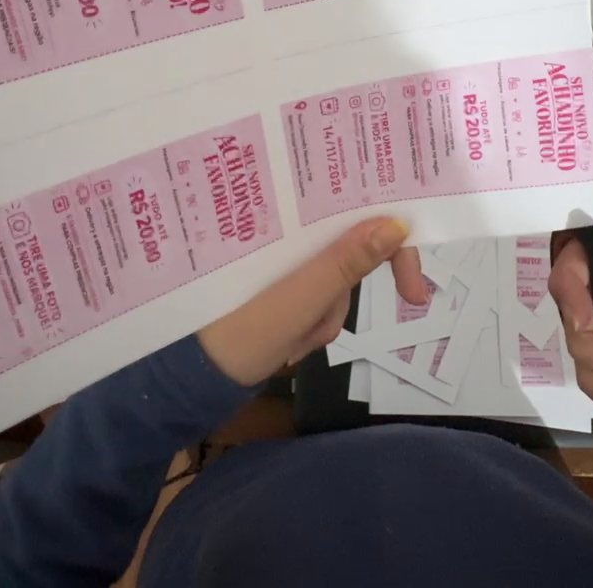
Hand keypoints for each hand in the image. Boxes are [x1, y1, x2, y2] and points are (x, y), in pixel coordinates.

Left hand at [197, 217, 427, 386]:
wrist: (178, 381)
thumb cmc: (231, 336)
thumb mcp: (294, 303)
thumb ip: (343, 265)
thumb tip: (397, 224)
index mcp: (282, 219)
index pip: (349, 210)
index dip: (390, 241)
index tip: (414, 290)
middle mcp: (280, 230)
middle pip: (346, 246)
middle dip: (347, 293)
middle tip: (360, 323)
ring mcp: (275, 258)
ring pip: (332, 278)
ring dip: (325, 314)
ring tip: (293, 341)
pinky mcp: (271, 283)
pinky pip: (313, 296)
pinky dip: (310, 322)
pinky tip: (288, 342)